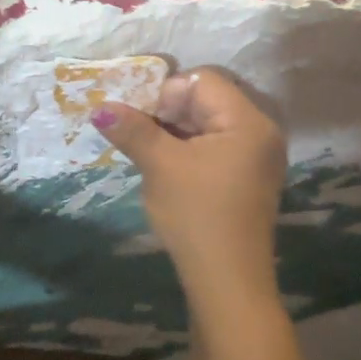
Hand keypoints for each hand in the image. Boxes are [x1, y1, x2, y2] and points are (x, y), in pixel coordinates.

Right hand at [93, 67, 287, 285]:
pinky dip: (188, 153)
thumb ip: (132, 131)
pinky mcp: (247, 181)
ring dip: (173, 135)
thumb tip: (100, 107)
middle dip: (166, 114)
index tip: (140, 124)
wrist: (226, 278)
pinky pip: (215, 150)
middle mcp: (260, 133)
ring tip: (149, 158)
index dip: (164, 94)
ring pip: (208, 128)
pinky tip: (167, 175)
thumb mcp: (160, 167)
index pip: (202, 81)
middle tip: (137, 139)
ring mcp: (256, 159)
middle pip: (207, 102)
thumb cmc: (196, 215)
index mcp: (248, 121)